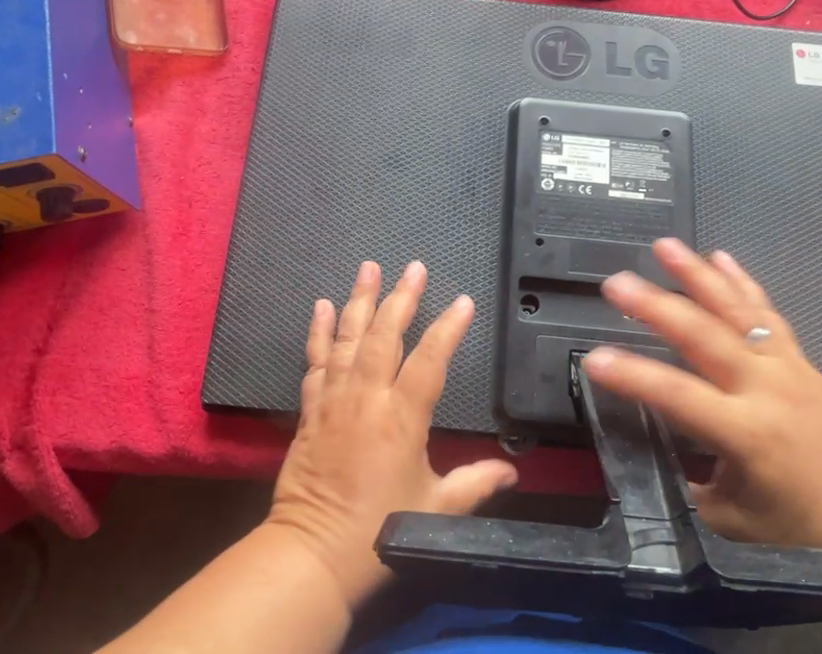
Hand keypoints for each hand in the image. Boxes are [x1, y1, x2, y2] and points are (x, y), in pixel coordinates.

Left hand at [264, 260, 518, 605]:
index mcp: (401, 418)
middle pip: (384, 336)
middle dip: (401, 299)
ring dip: (359, 301)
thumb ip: (475, 484)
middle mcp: (366, 398)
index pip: (429, 361)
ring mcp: (334, 400)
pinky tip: (320, 307)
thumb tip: (511, 473)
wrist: (312, 553)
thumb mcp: (436, 510)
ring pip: (347, 339)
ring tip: (369, 268)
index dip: (447, 329)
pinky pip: (314, 362)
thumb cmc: (378, 531)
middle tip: (413, 268)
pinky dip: (318, 332)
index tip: (462, 302)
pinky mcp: (310, 411)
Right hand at [582, 238, 821, 553]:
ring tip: (664, 247)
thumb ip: (687, 486)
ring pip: (735, 311)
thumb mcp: (734, 522)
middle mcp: (765, 389)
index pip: (678, 396)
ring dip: (696, 275)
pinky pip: (766, 311)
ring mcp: (785, 366)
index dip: (633, 376)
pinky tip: (719, 257)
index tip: (595, 360)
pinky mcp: (798, 357)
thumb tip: (646, 457)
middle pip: (704, 336)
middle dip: (656, 306)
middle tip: (617, 284)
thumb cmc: (804, 523)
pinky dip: (740, 282)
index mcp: (747, 434)